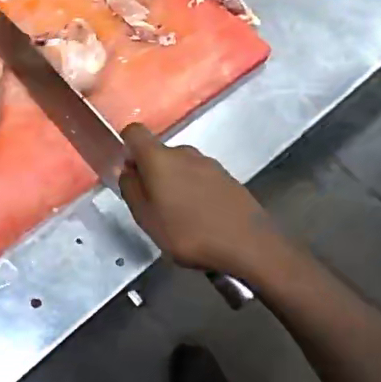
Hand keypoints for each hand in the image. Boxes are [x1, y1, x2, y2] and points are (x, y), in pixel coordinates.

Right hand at [117, 124, 282, 277]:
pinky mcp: (231, 180)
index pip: (135, 132)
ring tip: (181, 216)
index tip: (129, 171)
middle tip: (154, 204)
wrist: (252, 249)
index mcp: (159, 158)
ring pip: (182, 167)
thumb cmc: (189, 233)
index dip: (127, 146)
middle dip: (153, 172)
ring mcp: (211, 165)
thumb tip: (129, 171)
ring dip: (176, 184)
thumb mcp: (146, 218)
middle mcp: (185, 153)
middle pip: (160, 153)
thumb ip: (130, 189)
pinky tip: (203, 220)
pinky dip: (197, 192)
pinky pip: (203, 179)